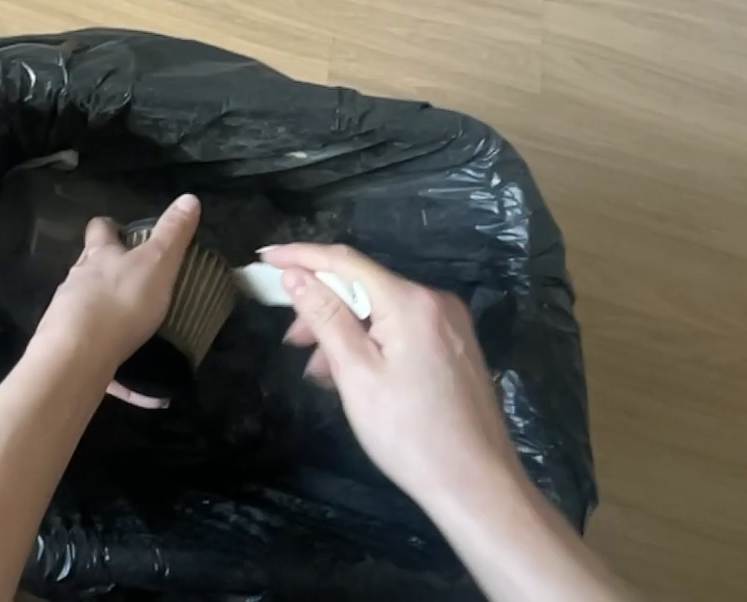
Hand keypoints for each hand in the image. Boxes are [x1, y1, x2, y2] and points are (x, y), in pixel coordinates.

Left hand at [34, 194, 198, 378]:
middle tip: (137, 288)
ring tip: (137, 338)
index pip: (100, 229)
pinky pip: (93, 357)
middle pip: (90, 268)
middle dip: (108, 275)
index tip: (123, 231)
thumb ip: (173, 234)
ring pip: (88, 310)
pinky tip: (139, 392)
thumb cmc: (121, 301)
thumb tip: (190, 197)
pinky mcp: (65, 348)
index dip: (110, 227)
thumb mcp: (157, 263)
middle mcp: (78, 279)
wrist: (77, 355)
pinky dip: (114, 369)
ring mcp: (67, 313)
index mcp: (99, 255)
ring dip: (109, 320)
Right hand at [260, 243, 520, 510]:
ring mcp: (449, 323)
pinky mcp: (454, 345)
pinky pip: (398, 327)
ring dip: (342, 328)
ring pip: (378, 309)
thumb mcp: (355, 373)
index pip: (344, 261)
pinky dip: (368, 341)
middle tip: (291, 338)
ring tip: (317, 369)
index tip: (265, 258)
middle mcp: (434, 300)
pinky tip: (350, 373)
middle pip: (362, 285)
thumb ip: (324, 316)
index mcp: (410, 302)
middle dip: (321, 305)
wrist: (481, 491)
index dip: (300, 256)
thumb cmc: (409, 433)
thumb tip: (294, 275)